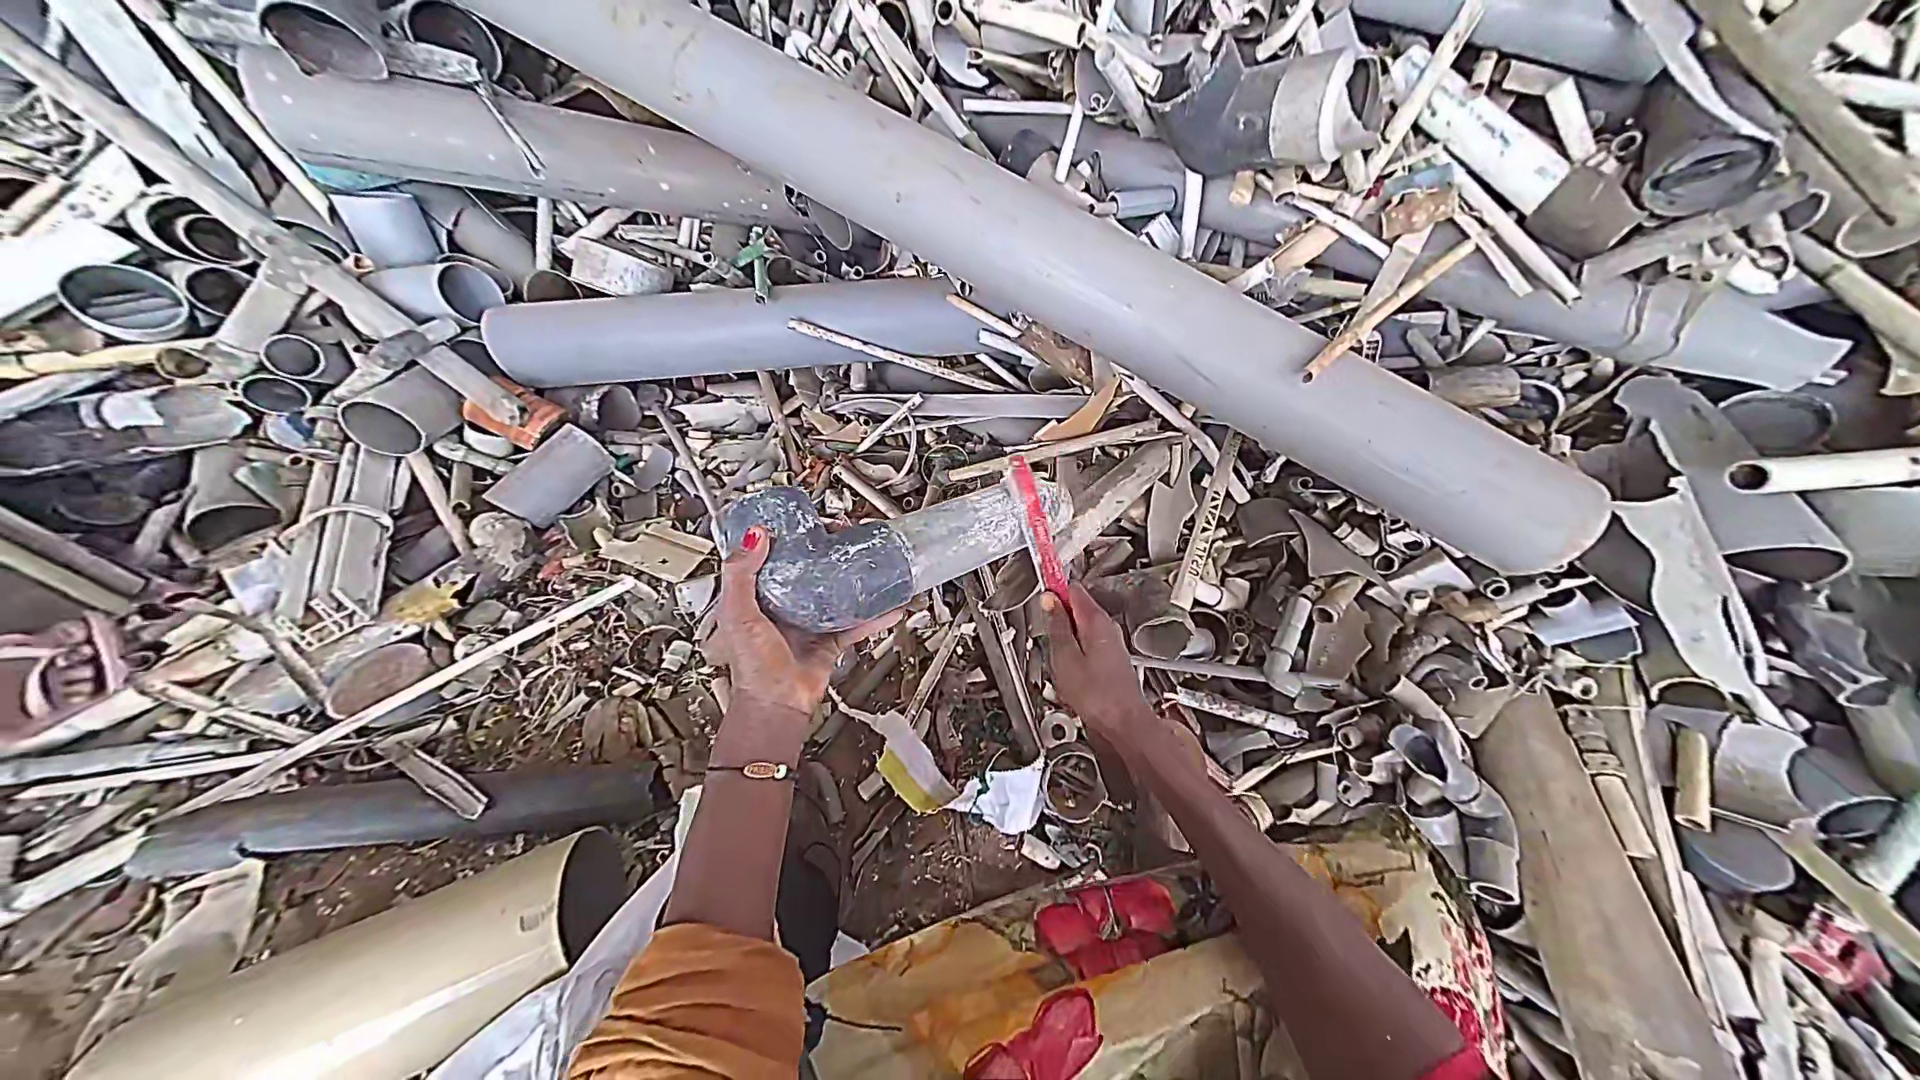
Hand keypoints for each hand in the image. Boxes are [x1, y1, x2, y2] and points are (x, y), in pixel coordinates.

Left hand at [707, 525, 900, 714]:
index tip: (814, 522)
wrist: (777, 703)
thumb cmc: (752, 667)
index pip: (779, 555)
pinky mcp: (831, 638)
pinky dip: (875, 615)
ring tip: (871, 559)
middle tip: (848, 535)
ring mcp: (811, 620)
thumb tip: (754, 536)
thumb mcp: (738, 614)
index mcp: (760, 595)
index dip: (797, 536)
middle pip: (814, 568)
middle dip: (833, 550)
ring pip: (838, 591)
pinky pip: (857, 622)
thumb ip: (740, 574)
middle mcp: (787, 604)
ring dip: (855, 576)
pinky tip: (889, 604)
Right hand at [1040, 583, 1156, 743]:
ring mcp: (1110, 643)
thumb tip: (1050, 602)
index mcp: (1095, 621)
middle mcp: (1107, 627)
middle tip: (1045, 631)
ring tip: (1056, 658)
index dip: (1053, 586)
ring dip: (1064, 636)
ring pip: (1080, 627)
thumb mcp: (1064, 657)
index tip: (1041, 584)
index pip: (1072, 588)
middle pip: (1077, 607)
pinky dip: (1073, 651)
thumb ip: (1056, 626)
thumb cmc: (1097, 695)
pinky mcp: (1110, 658)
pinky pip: (1086, 643)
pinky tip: (1068, 671)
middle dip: (1057, 615)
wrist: (1122, 723)